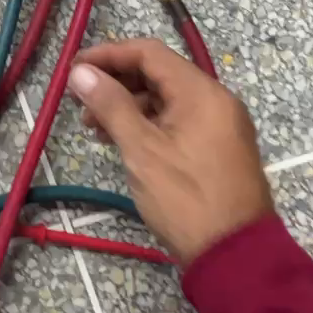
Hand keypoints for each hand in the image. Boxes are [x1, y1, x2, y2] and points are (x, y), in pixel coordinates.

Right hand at [69, 39, 273, 264]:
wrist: (237, 258)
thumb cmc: (185, 199)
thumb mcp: (141, 149)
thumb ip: (110, 104)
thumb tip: (80, 72)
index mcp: (201, 93)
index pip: (148, 53)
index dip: (107, 55)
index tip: (75, 70)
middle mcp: (214, 100)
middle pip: (156, 72)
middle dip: (114, 81)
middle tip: (80, 100)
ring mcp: (218, 124)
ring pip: (164, 97)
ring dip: (126, 104)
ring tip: (93, 126)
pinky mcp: (216, 146)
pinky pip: (175, 119)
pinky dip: (145, 122)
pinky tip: (120, 140)